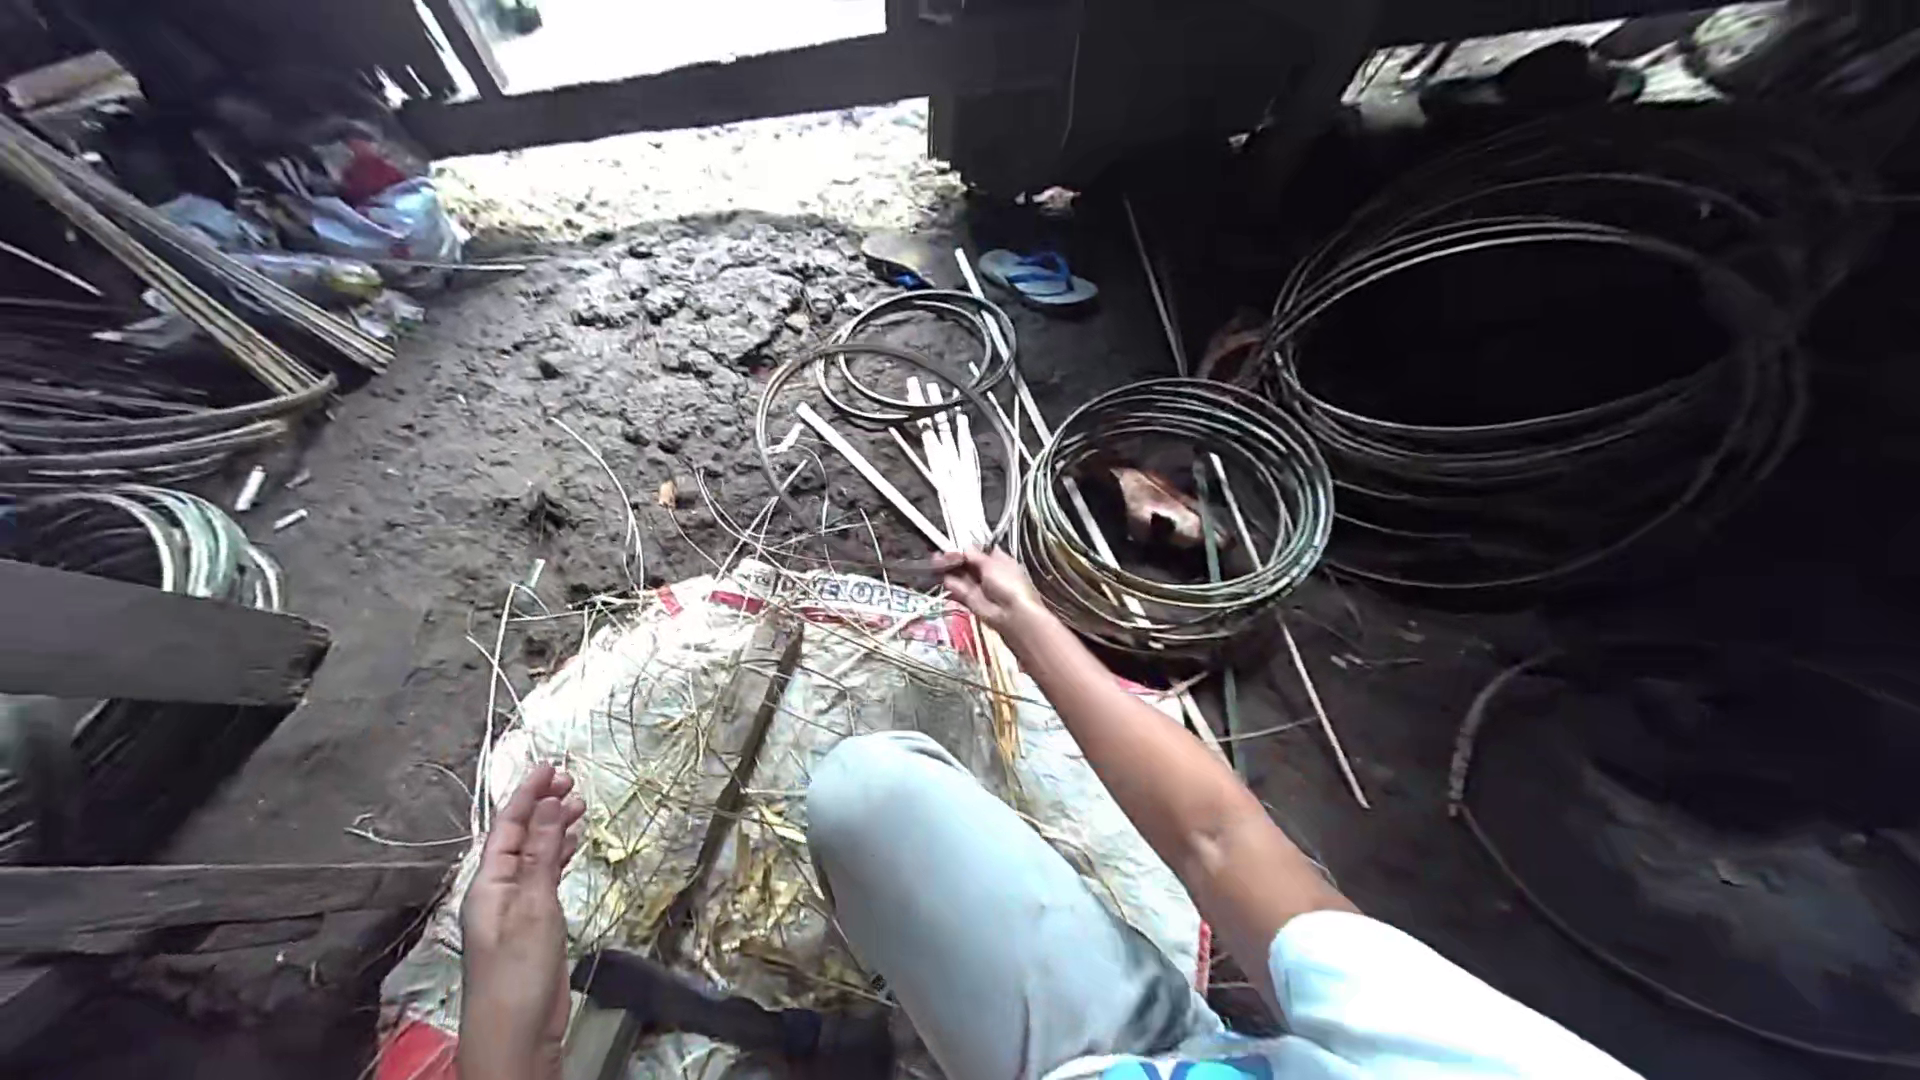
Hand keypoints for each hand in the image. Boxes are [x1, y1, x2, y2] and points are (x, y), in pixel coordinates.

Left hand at [458, 763, 586, 1079]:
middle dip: (541, 805)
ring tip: (580, 804)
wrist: (517, 1034)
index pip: (507, 827)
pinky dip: (559, 851)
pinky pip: (545, 871)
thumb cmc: (521, 969)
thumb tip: (548, 802)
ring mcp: (515, 905)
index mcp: (488, 884)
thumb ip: (543, 853)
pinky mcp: (533, 919)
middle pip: (519, 836)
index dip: (527, 795)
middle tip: (571, 780)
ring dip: (554, 826)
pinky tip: (574, 843)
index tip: (550, 766)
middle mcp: (497, 889)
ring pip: (534, 852)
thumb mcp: (535, 905)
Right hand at [934, 548, 1047, 638]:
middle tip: (939, 554)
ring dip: (948, 569)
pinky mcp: (970, 600)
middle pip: (967, 562)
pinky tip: (941, 577)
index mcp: (998, 560)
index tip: (952, 545)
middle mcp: (988, 572)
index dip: (965, 548)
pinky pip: (958, 590)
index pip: (978, 550)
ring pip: (960, 575)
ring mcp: (978, 586)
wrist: (1012, 614)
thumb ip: (975, 555)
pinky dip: (950, 584)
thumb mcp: (991, 563)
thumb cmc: (1007, 583)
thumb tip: (963, 547)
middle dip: (954, 558)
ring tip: (935, 562)